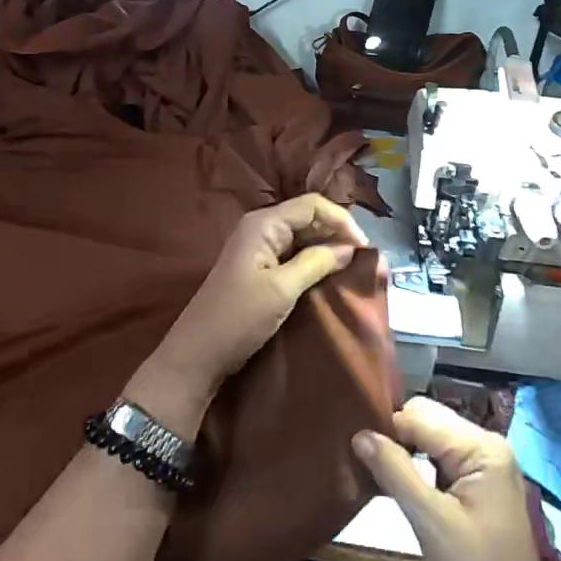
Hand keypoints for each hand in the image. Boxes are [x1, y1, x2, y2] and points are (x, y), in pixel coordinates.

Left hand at [144, 194, 369, 402]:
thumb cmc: (238, 319)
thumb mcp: (282, 290)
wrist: (196, 356)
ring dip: (327, 245)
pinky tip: (328, 272)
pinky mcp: (258, 265)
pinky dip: (313, 258)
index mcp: (264, 223)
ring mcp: (258, 246)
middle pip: (307, 215)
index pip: (312, 204)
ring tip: (351, 264)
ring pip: (301, 234)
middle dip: (336, 231)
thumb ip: (317, 262)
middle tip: (362, 256)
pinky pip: (292, 251)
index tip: (364, 247)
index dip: (341, 220)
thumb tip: (350, 248)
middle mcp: (261, 226)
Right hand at [353, 397, 542, 560]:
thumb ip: (396, 474)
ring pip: (433, 438)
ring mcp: (486, 462)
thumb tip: (359, 434)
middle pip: (429, 420)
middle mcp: (487, 443)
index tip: (356, 447)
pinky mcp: (482, 482)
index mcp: (482, 446)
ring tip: (380, 471)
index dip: (388, 427)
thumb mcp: (432, 523)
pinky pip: (443, 458)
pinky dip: (420, 466)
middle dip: (397, 438)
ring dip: (407, 452)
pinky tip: (403, 482)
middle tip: (367, 463)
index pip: (422, 415)